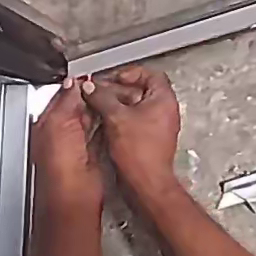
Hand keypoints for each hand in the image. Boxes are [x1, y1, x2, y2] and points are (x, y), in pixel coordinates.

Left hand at [32, 78, 103, 212]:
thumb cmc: (59, 168)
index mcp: (46, 126)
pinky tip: (112, 119)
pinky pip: (100, 135)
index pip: (60, 99)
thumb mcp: (60, 123)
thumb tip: (72, 84)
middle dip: (87, 97)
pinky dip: (106, 126)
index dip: (73, 87)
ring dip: (98, 110)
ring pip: (89, 121)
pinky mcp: (92, 156)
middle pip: (76, 108)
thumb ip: (67, 101)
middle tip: (100, 86)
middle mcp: (60, 136)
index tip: (86, 78)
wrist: (74, 195)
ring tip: (109, 98)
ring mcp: (77, 146)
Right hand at [83, 66, 181, 198]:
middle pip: (138, 90)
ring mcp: (156, 126)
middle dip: (116, 90)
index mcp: (163, 100)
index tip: (113, 78)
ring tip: (96, 105)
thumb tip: (91, 87)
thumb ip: (102, 98)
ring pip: (133, 107)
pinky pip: (132, 122)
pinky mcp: (147, 139)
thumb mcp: (116, 117)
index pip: (149, 74)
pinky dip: (118, 119)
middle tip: (97, 91)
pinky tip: (103, 120)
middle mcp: (163, 111)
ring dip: (114, 105)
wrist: (145, 183)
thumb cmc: (139, 152)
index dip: (129, 73)